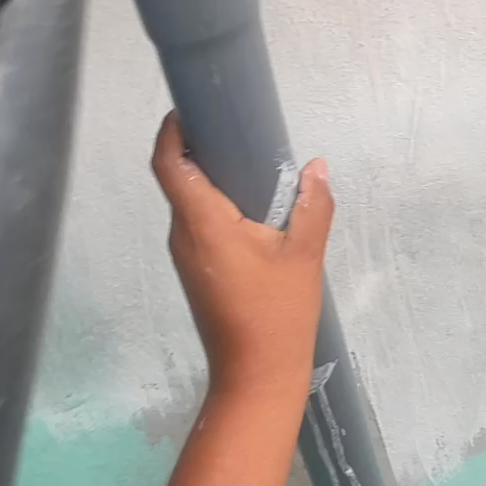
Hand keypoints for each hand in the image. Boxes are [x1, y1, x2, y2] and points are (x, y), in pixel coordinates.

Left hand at [150, 113, 332, 399]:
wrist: (256, 377)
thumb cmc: (277, 314)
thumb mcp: (304, 255)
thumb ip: (312, 206)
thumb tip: (317, 167)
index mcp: (202, 222)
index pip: (168, 163)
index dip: (171, 129)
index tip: (192, 108)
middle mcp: (183, 234)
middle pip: (177, 177)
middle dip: (199, 147)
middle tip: (238, 128)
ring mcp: (185, 255)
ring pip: (188, 202)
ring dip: (210, 177)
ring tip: (251, 162)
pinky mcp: (195, 270)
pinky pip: (198, 223)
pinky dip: (216, 204)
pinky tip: (251, 206)